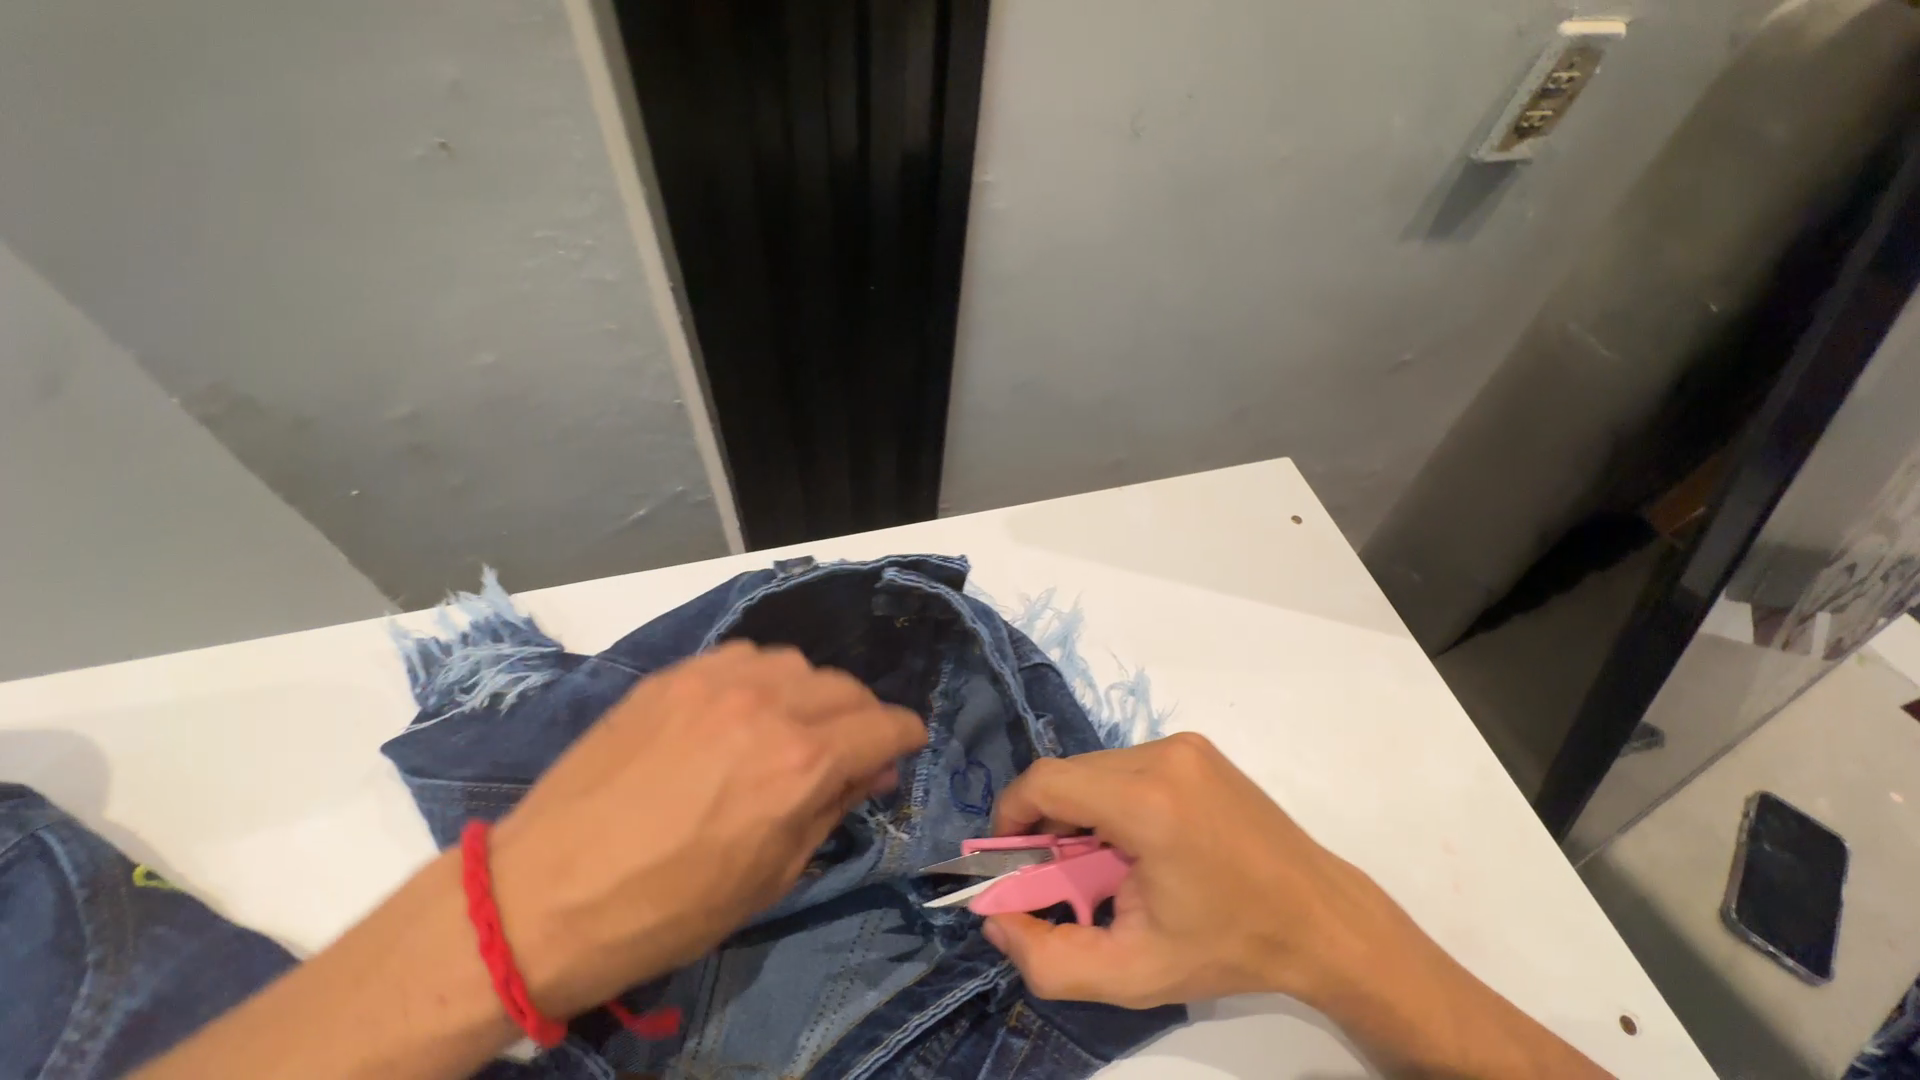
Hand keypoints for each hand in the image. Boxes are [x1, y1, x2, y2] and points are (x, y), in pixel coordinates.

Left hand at [486, 642, 925, 1016]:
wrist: (545, 895)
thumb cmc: (670, 908)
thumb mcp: (771, 875)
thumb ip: (832, 807)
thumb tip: (874, 769)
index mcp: (801, 762)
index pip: (884, 725)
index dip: (905, 736)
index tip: (904, 748)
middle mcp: (768, 705)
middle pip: (846, 688)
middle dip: (862, 718)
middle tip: (850, 750)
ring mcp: (714, 682)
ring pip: (796, 664)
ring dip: (811, 694)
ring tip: (793, 726)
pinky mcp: (671, 676)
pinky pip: (742, 657)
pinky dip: (761, 678)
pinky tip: (743, 709)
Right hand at [980, 732, 1399, 1008]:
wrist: (1323, 920)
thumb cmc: (1230, 948)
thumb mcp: (1134, 974)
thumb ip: (1050, 959)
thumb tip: (996, 921)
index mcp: (1147, 803)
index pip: (1046, 782)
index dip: (1011, 816)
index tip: (1008, 859)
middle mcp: (1163, 756)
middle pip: (1068, 774)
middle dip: (1047, 822)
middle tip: (1059, 876)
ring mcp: (1185, 746)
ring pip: (1096, 768)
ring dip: (1081, 811)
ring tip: (1103, 866)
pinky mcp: (1198, 749)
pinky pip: (1128, 765)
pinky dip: (1113, 799)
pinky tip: (1136, 844)